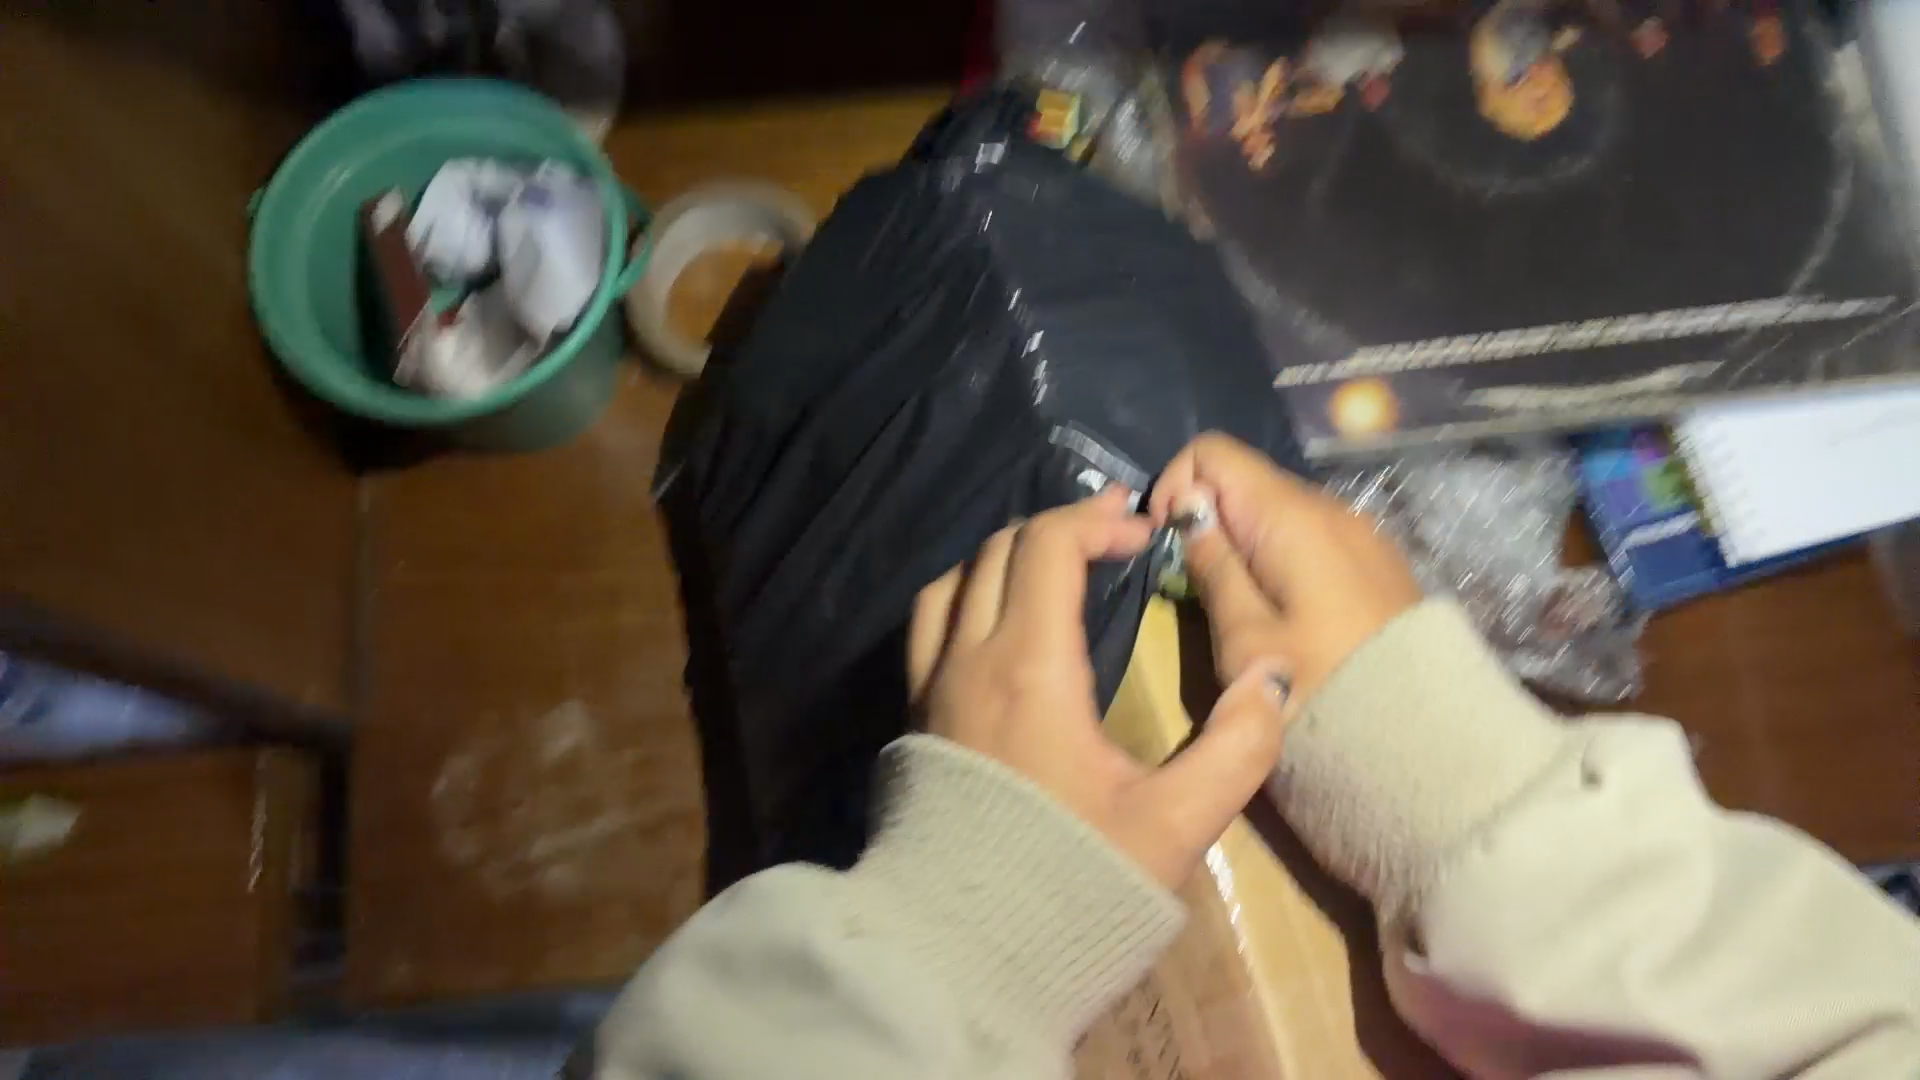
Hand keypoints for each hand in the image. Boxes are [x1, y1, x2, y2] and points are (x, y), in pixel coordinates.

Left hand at [909, 489, 1289, 889]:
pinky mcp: (915, 708)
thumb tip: (1274, 677)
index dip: (1097, 523)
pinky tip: (997, 613)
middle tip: (1112, 533)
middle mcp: (970, 657)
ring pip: (958, 578)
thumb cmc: (1071, 881)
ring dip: (1009, 554)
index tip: (1142, 532)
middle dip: (1060, 526)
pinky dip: (966, 591)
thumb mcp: (1173, 825)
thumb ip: (1237, 749)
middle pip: (1002, 548)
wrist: (965, 948)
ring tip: (1057, 563)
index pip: (1048, 547)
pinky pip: (930, 620)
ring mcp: (932, 681)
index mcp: (1030, 667)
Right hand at [1150, 433, 1421, 712]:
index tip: (1167, 541)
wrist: (1422, 733)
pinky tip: (1279, 606)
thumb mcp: (1244, 634)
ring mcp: (1355, 531)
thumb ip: (1212, 562)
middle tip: (1193, 582)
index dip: (1176, 485)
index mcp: (1289, 515)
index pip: (1212, 452)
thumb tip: (1190, 503)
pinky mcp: (1371, 558)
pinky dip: (1273, 553)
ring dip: (1238, 539)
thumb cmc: (1318, 684)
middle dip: (1203, 517)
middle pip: (1242, 479)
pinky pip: (1305, 534)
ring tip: (1234, 601)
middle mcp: (1325, 507)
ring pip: (1272, 509)